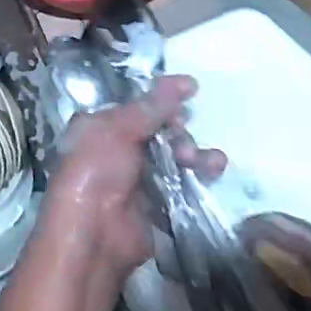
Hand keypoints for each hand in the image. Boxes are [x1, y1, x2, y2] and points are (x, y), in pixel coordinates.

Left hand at [44, 74, 225, 273]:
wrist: (95, 229)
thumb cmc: (96, 168)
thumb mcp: (117, 130)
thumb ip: (150, 108)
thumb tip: (183, 80)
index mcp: (98, 124)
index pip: (135, 105)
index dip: (161, 98)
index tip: (191, 88)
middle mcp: (116, 148)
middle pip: (158, 130)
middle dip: (177, 128)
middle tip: (183, 134)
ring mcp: (138, 177)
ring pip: (173, 156)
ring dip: (192, 152)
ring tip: (203, 158)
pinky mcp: (158, 203)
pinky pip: (183, 183)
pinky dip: (200, 175)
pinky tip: (215, 169)